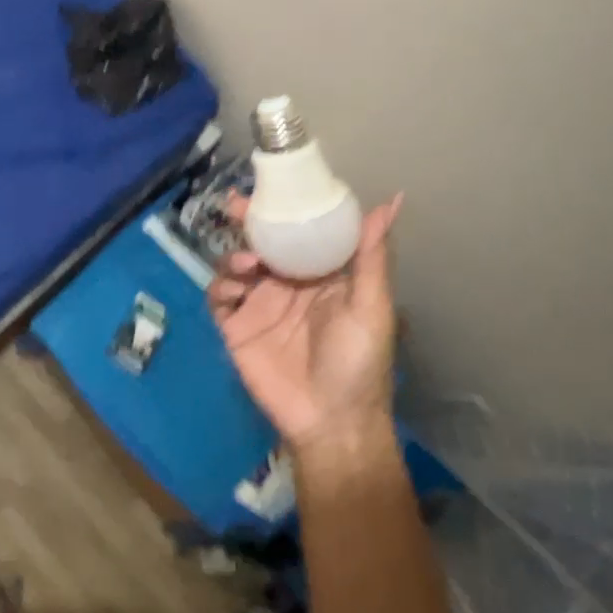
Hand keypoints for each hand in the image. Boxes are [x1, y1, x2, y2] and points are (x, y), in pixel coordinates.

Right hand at [208, 192, 403, 450]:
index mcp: (322, 276)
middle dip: (248, 223)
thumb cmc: (359, 363)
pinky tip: (233, 289)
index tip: (271, 190)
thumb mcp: (372, 307)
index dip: (285, 210)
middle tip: (237, 206)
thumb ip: (372, 255)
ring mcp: (259, 305)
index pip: (299, 233)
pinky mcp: (236, 327)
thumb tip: (394, 201)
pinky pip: (219, 296)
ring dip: (235, 256)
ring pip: (236, 265)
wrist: (330, 422)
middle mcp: (287, 284)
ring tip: (246, 264)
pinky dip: (220, 286)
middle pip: (261, 243)